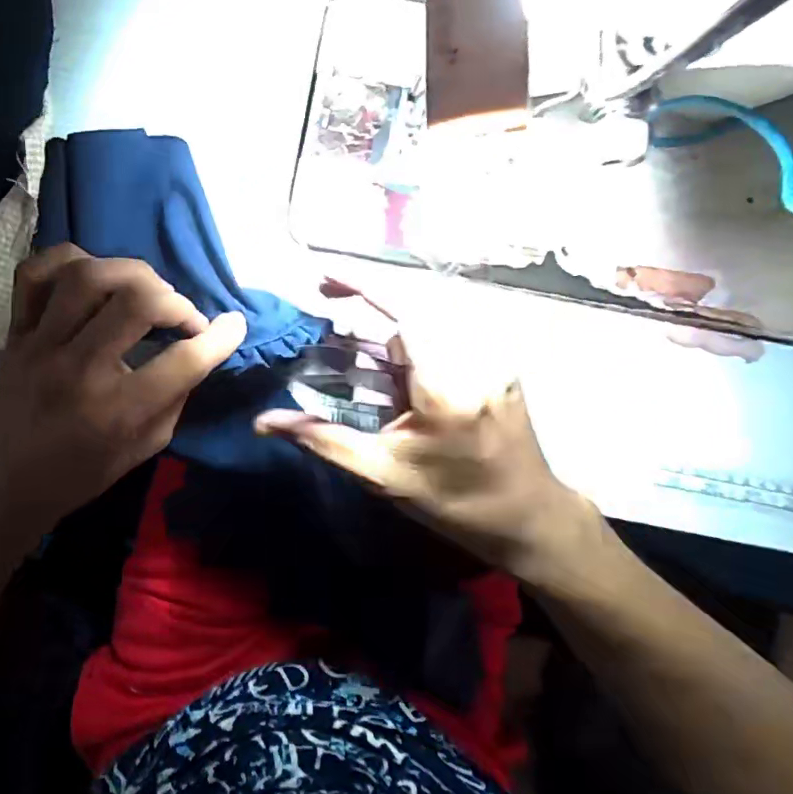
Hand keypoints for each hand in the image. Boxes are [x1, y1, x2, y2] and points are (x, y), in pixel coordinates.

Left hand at [0, 244, 246, 529]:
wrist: (9, 483)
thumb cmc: (86, 470)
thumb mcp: (149, 444)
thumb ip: (177, 393)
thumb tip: (199, 347)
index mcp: (117, 410)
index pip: (184, 360)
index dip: (222, 337)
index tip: (234, 325)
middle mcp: (77, 369)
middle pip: (138, 300)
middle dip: (176, 302)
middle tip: (181, 319)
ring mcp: (40, 345)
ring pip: (88, 275)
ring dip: (132, 274)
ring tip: (144, 293)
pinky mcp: (15, 332)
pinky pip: (35, 273)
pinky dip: (71, 261)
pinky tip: (94, 278)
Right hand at [254, 303, 595, 583]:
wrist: (528, 517)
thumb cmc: (455, 502)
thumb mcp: (383, 475)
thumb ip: (323, 440)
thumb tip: (264, 423)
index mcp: (448, 387)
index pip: (405, 312)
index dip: (363, 285)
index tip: (323, 277)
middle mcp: (477, 358)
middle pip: (418, 302)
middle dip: (371, 293)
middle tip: (328, 295)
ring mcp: (495, 355)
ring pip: (436, 308)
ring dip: (393, 306)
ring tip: (353, 318)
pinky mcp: (501, 358)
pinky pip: (453, 323)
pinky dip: (417, 322)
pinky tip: (393, 343)